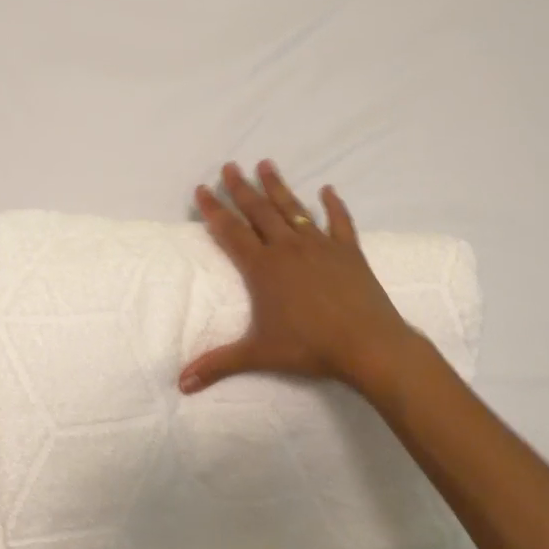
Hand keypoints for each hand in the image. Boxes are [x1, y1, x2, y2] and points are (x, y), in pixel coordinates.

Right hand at [180, 161, 418, 393]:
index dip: (214, 210)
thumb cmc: (309, 347)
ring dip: (278, 186)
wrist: (368, 344)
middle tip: (229, 166)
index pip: (231, 231)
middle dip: (241, 188)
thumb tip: (181, 384)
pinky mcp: (349, 251)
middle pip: (259, 211)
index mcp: (263, 268)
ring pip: (293, 209)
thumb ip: (218, 365)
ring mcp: (320, 246)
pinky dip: (333, 205)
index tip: (202, 190)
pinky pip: (339, 222)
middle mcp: (288, 248)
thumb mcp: (259, 355)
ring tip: (266, 164)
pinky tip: (328, 190)